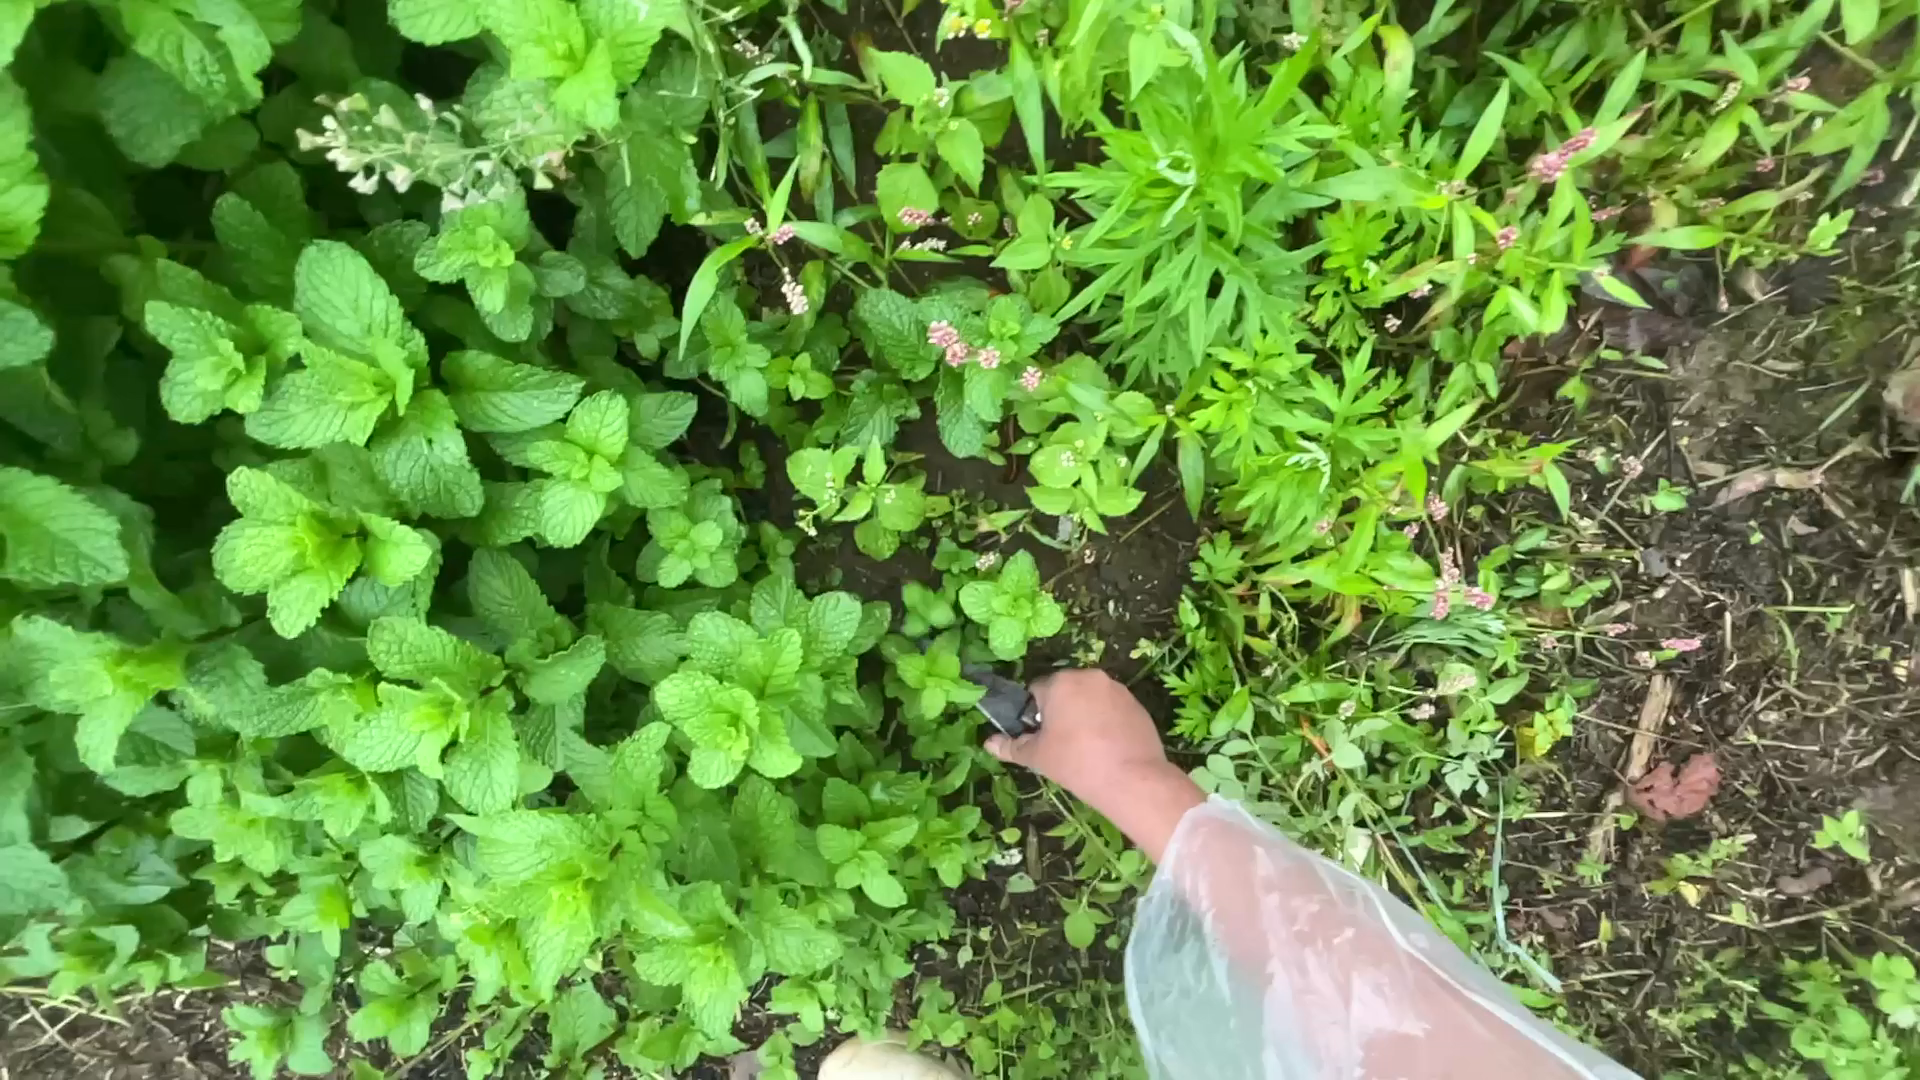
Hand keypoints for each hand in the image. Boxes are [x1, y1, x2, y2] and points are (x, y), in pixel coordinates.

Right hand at [985, 668, 1187, 817]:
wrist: (1132, 779)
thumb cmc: (1076, 763)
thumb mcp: (1037, 757)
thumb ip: (1011, 746)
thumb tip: (988, 743)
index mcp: (1061, 682)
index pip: (1037, 691)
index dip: (1035, 714)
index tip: (1041, 736)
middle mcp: (1089, 676)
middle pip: (1065, 691)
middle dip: (1061, 711)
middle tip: (1062, 743)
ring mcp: (1116, 689)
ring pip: (1090, 698)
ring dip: (1085, 714)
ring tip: (1087, 747)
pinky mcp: (1136, 703)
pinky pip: (1112, 708)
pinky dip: (1107, 721)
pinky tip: (1108, 747)